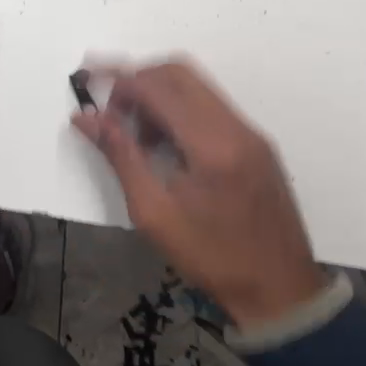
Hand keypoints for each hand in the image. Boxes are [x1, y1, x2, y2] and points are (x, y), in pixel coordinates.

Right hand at [73, 61, 326, 329]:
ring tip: (139, 137)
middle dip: (137, 80)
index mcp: (210, 144)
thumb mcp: (153, 212)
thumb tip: (84, 116)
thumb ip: (119, 154)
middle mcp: (235, 127)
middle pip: (178, 72)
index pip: (156, 86)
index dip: (117, 81)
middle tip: (113, 112)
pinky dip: (179, 110)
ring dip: (158, 95)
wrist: (282, 293)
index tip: (88, 88)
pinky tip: (167, 147)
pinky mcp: (257, 145)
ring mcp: (251, 134)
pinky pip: (210, 106)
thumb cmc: (211, 257)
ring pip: (195, 86)